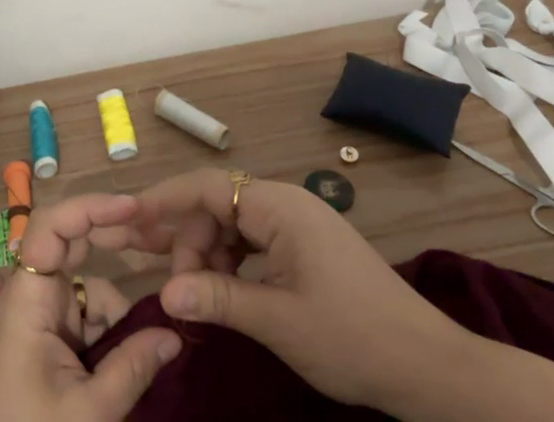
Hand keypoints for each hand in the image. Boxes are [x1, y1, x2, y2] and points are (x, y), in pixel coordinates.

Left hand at [0, 193, 182, 421]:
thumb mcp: (89, 412)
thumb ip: (133, 368)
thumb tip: (175, 334)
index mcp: (28, 300)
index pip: (51, 228)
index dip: (90, 207)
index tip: (134, 207)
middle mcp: (30, 296)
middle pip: (72, 246)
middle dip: (115, 242)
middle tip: (162, 247)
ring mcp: (36, 318)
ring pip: (87, 289)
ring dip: (118, 311)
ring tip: (149, 349)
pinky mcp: (43, 340)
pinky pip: (84, 317)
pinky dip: (109, 330)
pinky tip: (132, 359)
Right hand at [130, 168, 472, 410]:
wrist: (427, 366)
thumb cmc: (352, 337)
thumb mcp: (277, 321)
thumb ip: (217, 299)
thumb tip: (162, 294)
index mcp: (280, 207)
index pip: (207, 187)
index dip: (162, 201)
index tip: (126, 222)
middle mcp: (286, 206)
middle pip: (216, 207)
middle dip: (186, 242)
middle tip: (169, 288)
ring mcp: (298, 227)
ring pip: (232, 227)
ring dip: (206, 256)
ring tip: (186, 293)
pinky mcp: (306, 250)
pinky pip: (252, 244)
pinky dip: (229, 265)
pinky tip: (217, 293)